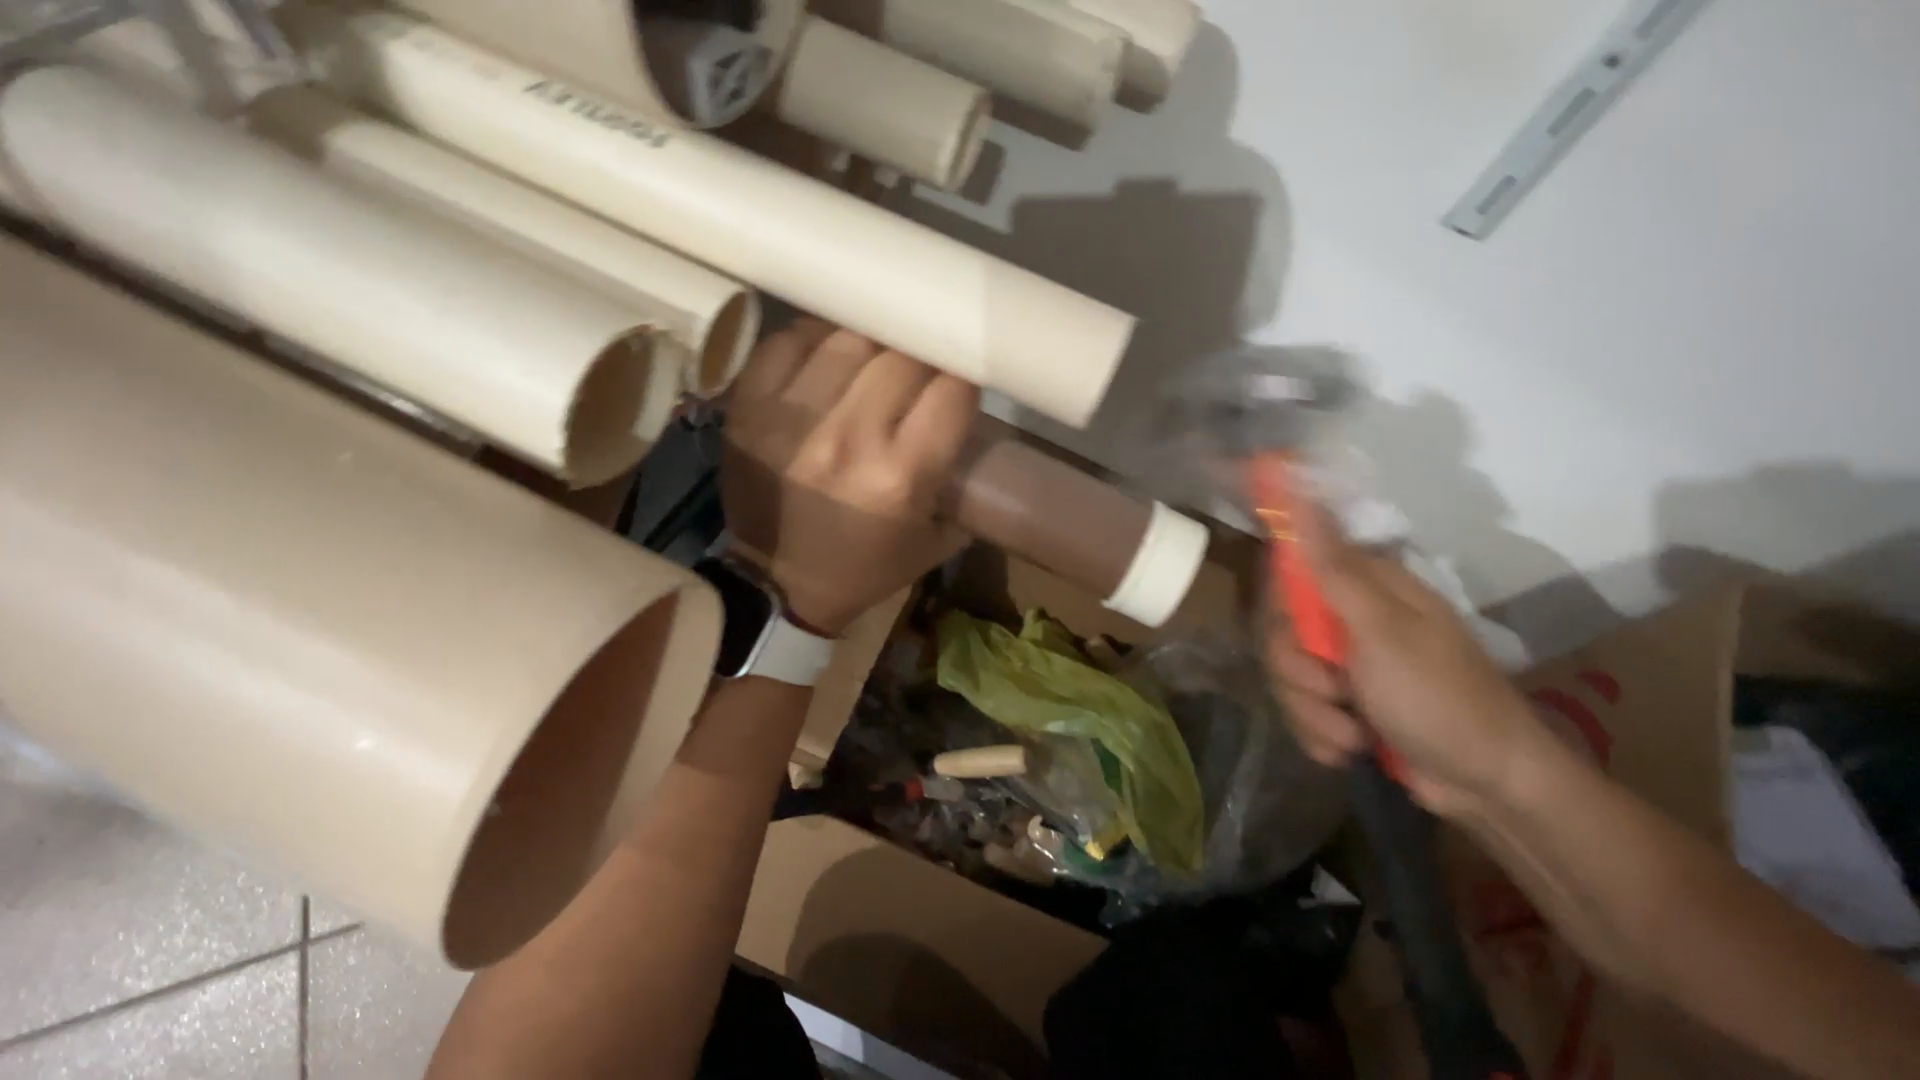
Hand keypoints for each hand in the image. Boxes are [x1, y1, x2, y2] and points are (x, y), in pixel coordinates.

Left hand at [721, 320, 978, 635]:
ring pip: (848, 337)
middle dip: (922, 356)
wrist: (778, 583)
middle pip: (901, 355)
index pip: (951, 389)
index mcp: (900, 476)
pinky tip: (828, 356)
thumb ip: (961, 476)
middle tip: (921, 367)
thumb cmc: (865, 567)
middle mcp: (847, 438)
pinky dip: (816, 340)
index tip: (960, 380)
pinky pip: (790, 341)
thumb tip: (974, 416)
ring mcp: (791, 417)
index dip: (963, 377)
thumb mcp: (936, 538)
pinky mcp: (749, 406)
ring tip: (876, 357)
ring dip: (872, 342)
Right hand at [1267, 504, 1552, 819]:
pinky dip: (1320, 735)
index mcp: (1366, 586)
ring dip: (1312, 713)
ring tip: (1353, 736)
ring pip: (1287, 676)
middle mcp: (1350, 619)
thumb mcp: (1382, 630)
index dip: (1282, 603)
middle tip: (1334, 691)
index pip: (1291, 570)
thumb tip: (1301, 491)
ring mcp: (1347, 665)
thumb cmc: (1440, 696)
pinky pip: (1301, 710)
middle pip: (1280, 630)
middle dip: (1298, 673)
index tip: (1295, 634)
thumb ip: (1332, 568)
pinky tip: (1349, 750)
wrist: (1489, 781)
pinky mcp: (1344, 706)